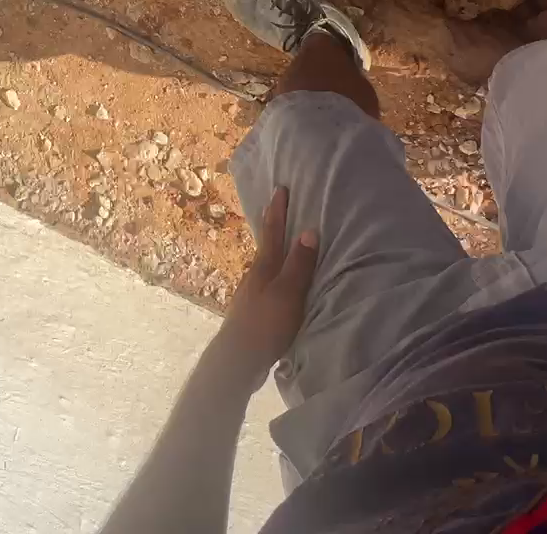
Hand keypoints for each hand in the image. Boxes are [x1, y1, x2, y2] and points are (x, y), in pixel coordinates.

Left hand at [211, 187, 318, 389]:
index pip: (272, 231)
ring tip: (286, 242)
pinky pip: (268, 281)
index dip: (277, 210)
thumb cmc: (265, 324)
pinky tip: (281, 281)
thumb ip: (298, 265)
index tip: (280, 188)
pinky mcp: (254, 309)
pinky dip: (277, 272)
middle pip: (267, 244)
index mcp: (264, 266)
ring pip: (266, 263)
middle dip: (274, 224)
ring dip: (276, 249)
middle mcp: (255, 274)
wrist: (237, 358)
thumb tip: (309, 230)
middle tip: (280, 206)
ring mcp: (252, 292)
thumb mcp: (287, 293)